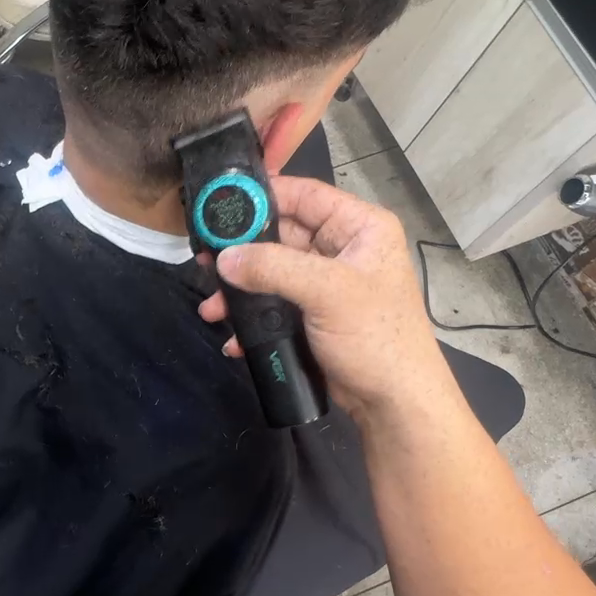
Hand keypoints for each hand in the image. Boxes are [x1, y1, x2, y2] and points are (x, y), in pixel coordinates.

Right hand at [198, 176, 448, 413]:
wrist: (392, 400)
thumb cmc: (374, 336)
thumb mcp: (326, 292)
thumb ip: (273, 268)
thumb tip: (223, 259)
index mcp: (359, 227)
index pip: (304, 195)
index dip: (262, 196)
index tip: (219, 206)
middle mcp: (341, 249)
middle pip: (279, 236)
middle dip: (241, 253)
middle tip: (203, 261)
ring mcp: (324, 285)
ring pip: (270, 274)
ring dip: (239, 292)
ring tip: (211, 309)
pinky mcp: (311, 316)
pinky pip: (273, 305)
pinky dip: (251, 319)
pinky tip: (233, 336)